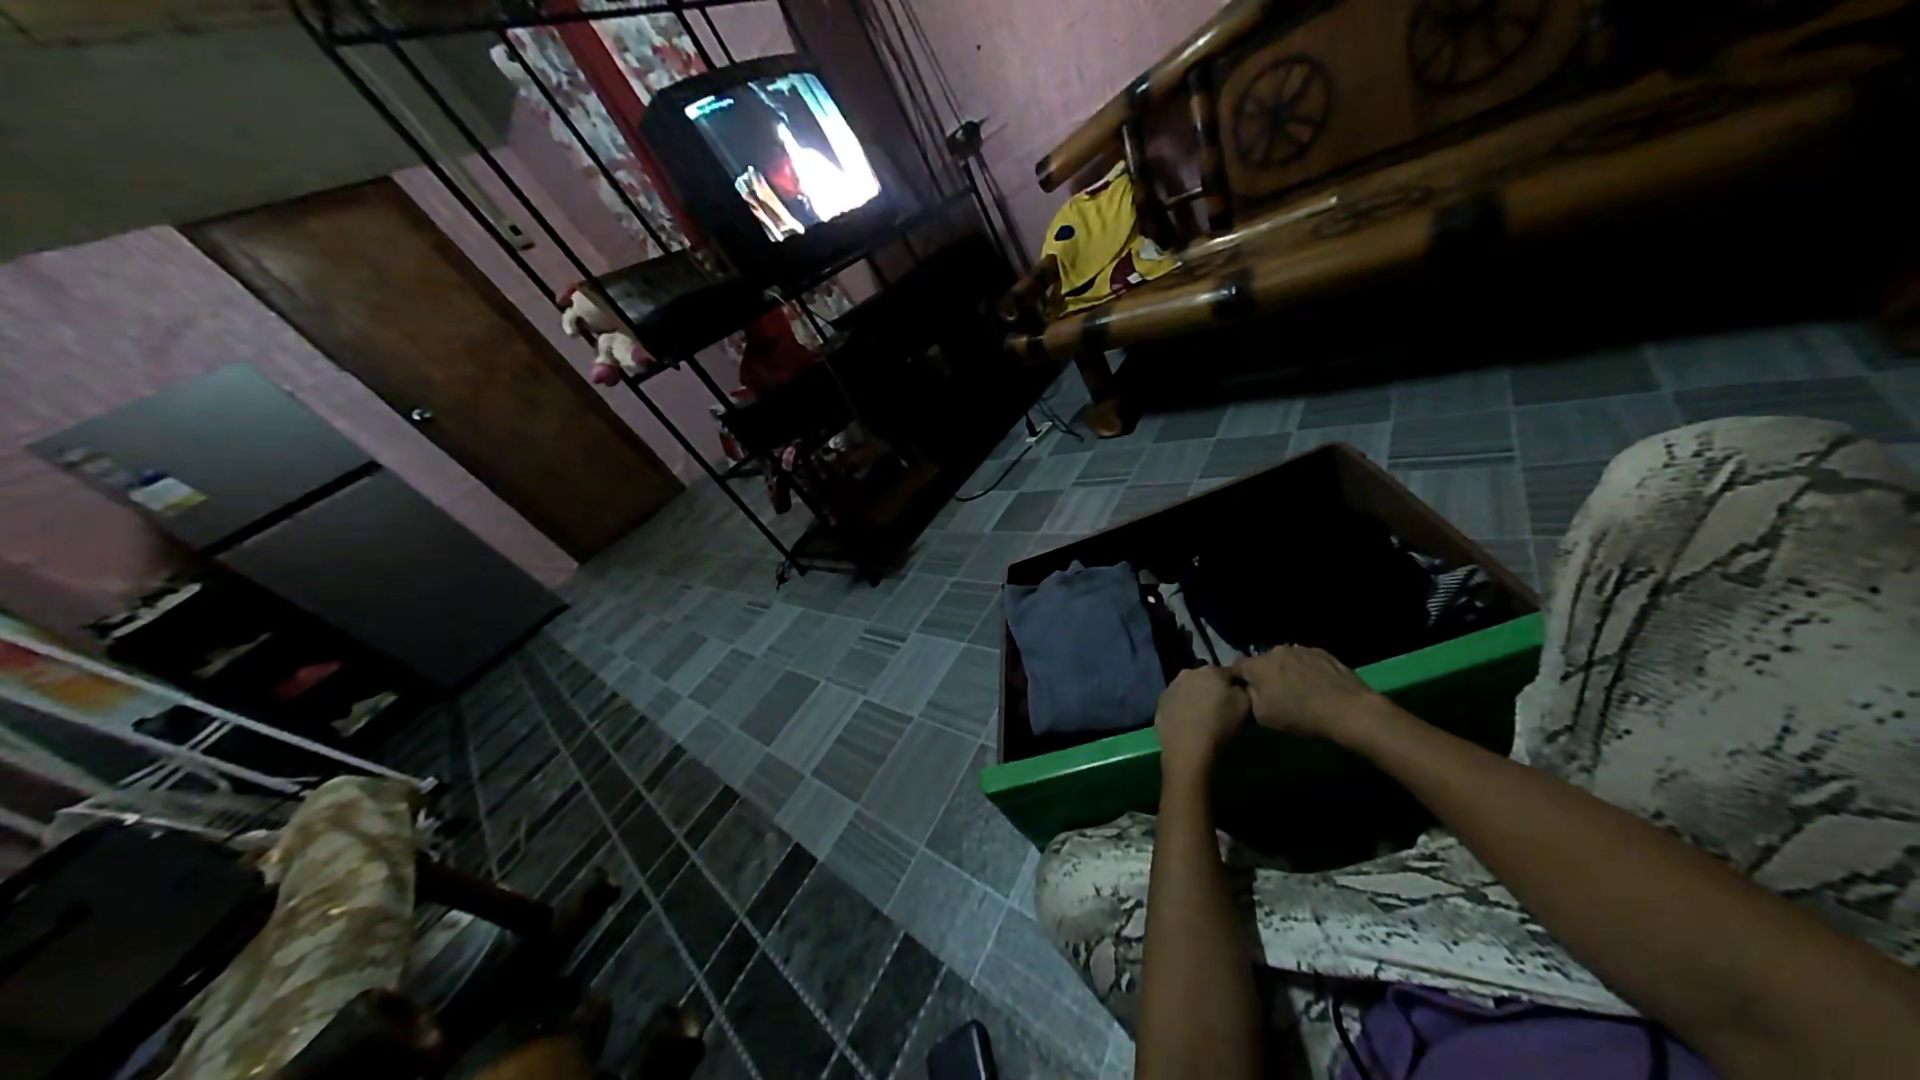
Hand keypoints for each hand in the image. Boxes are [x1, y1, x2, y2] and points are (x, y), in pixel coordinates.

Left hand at [1155, 666, 1249, 782]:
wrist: (1188, 746)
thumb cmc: (1220, 723)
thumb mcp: (1246, 706)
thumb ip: (1246, 690)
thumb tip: (1241, 685)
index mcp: (1211, 670)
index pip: (1229, 673)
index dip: (1235, 684)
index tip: (1238, 697)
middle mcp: (1188, 673)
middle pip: (1206, 678)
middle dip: (1212, 688)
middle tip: (1218, 706)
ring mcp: (1171, 687)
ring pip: (1188, 688)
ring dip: (1195, 696)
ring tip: (1201, 715)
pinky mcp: (1160, 702)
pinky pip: (1175, 701)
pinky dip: (1181, 707)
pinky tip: (1186, 721)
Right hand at [1232, 645, 1384, 741]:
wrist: (1346, 709)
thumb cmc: (1299, 714)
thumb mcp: (1262, 715)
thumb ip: (1250, 698)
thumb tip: (1250, 689)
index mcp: (1258, 665)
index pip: (1238, 665)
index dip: (1240, 677)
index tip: (1246, 689)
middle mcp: (1277, 651)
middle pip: (1264, 661)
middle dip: (1266, 673)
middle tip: (1275, 692)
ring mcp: (1301, 649)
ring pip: (1286, 659)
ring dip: (1287, 670)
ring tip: (1299, 688)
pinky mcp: (1323, 652)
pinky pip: (1306, 660)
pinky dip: (1307, 670)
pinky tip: (1317, 685)